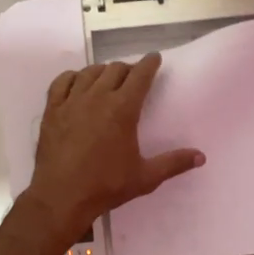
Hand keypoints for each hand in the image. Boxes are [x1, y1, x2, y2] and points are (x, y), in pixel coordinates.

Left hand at [23, 53, 203, 239]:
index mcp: (123, 109)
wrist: (62, 196)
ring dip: (102, 71)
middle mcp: (97, 97)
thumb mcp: (145, 177)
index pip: (140, 76)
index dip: (149, 64)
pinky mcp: (52, 110)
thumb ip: (173, 163)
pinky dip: (73, 77)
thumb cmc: (106, 186)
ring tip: (107, 79)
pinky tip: (77, 82)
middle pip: (115, 70)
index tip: (154, 58)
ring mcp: (71, 102)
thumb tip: (201, 157)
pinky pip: (61, 82)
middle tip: (132, 76)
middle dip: (127, 69)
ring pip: (89, 73)